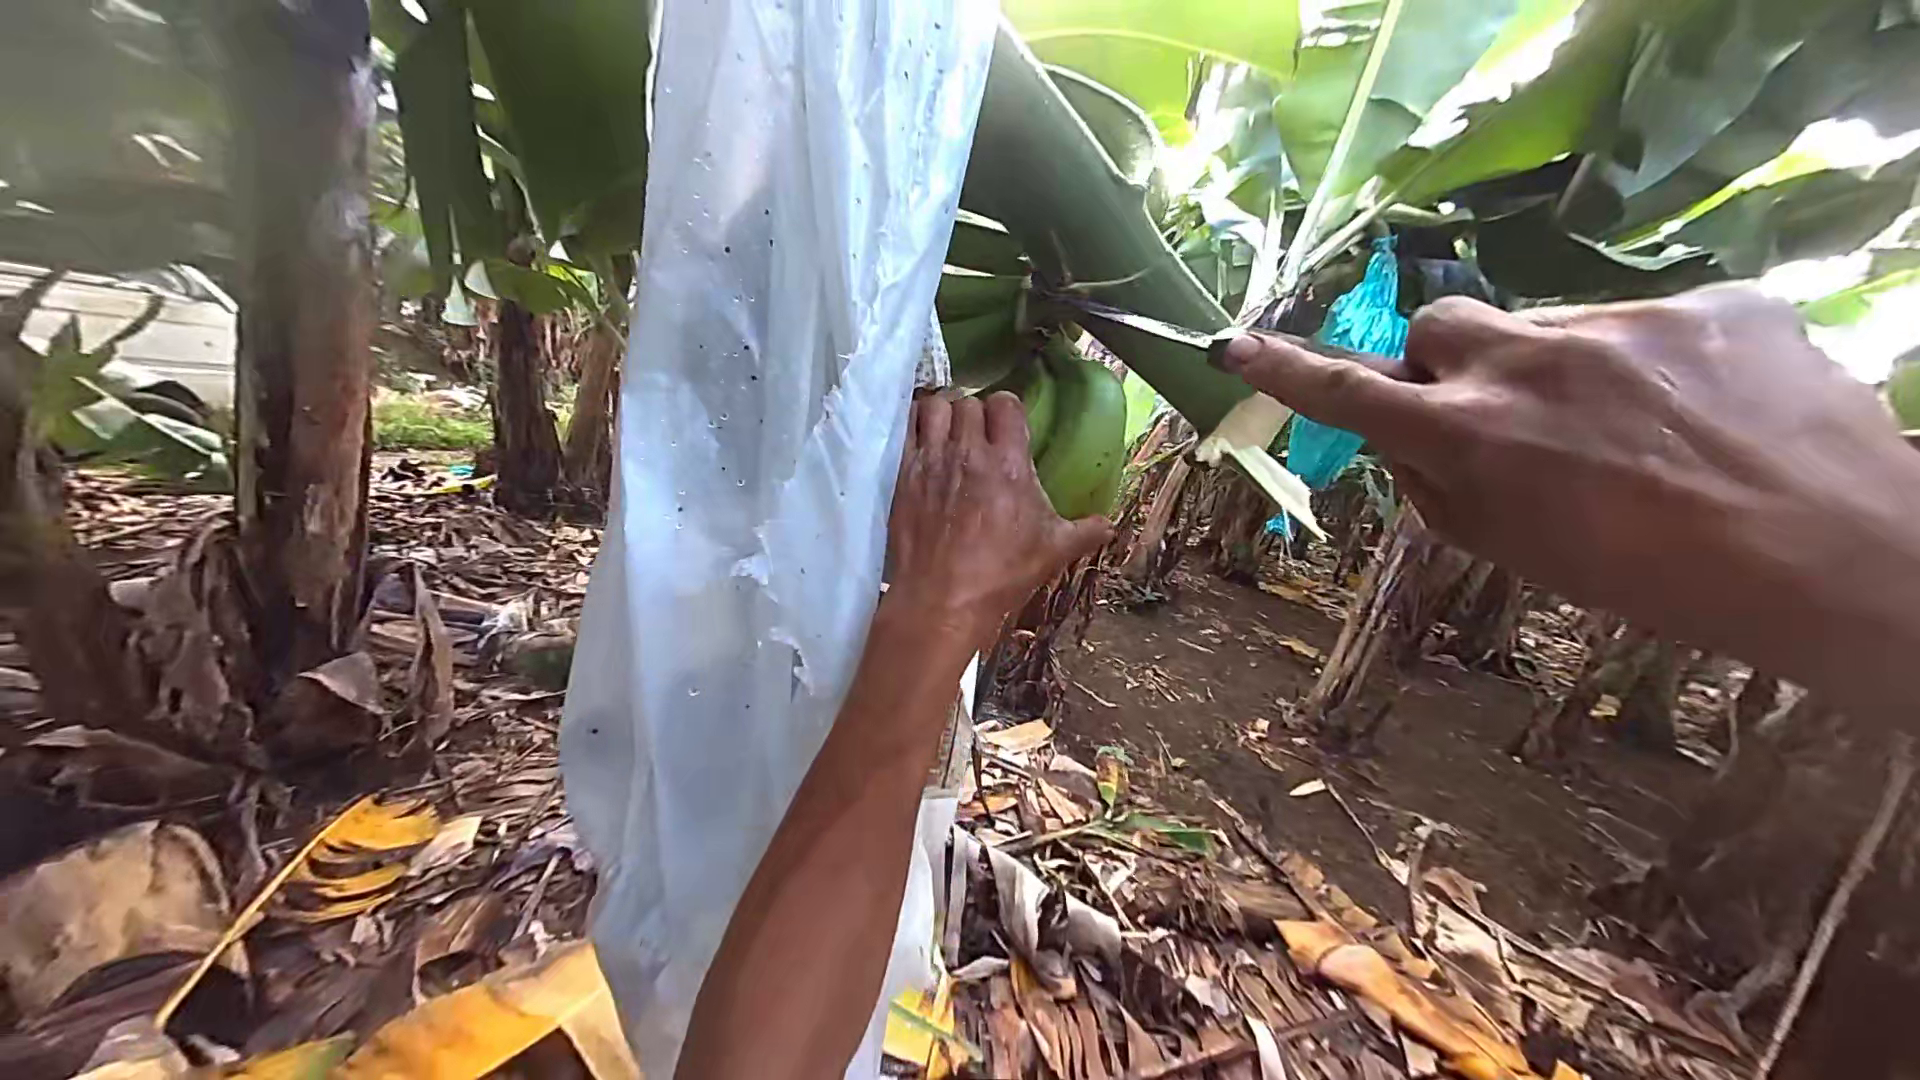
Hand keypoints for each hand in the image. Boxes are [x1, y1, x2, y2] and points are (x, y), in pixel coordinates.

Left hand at [884, 392, 1111, 645]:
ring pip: (936, 407)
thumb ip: (1085, 531)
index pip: (1006, 404)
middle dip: (976, 413)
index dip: (1008, 409)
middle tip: (978, 434)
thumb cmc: (1001, 575)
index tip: (1007, 424)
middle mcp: (969, 453)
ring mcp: (932, 462)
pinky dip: (914, 426)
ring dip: (944, 413)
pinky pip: (905, 429)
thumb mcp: (1053, 552)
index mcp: (1009, 464)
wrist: (943, 600)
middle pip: (969, 402)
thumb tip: (1108, 525)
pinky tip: (921, 440)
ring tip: (948, 431)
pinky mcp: (904, 476)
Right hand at [1216, 285, 1919, 714]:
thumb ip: (1425, 475)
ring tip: (1608, 422)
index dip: (1282, 371)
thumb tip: (1403, 431)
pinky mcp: (1708, 303)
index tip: (1234, 347)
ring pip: (1533, 325)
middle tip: (1486, 408)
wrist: (1839, 559)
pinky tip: (1679, 408)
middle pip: (1437, 324)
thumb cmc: (1628, 570)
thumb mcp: (1490, 539)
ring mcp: (1620, 326)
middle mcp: (1526, 366)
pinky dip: (1629, 361)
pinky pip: (1628, 322)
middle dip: (1441, 362)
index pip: (1346, 392)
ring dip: (1538, 366)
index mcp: (1466, 435)